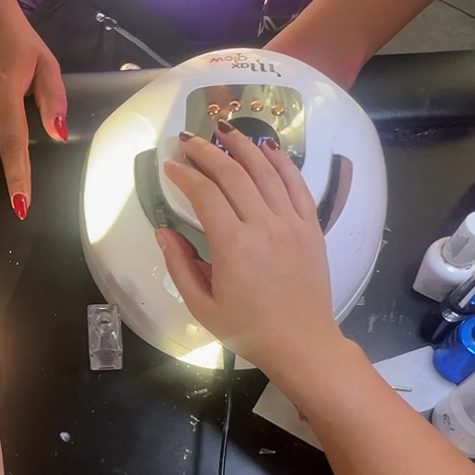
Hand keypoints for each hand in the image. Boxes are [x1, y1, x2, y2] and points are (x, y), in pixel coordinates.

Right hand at [157, 121, 345, 372]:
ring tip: (224, 131)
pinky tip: (267, 149)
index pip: (204, 194)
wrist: (302, 343)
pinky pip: (296, 185)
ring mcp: (291, 223)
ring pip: (265, 171)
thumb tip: (163, 232)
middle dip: (207, 152)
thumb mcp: (201, 305)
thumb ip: (179, 265)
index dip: (184, 175)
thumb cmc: (247, 329)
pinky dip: (282, 162)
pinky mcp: (311, 227)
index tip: (170, 166)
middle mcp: (262, 225)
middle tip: (188, 140)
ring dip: (242, 147)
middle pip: (233, 174)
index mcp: (232, 245)